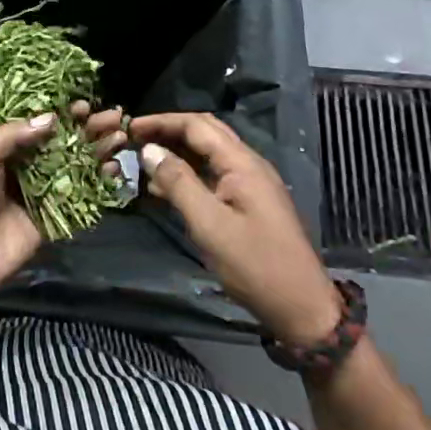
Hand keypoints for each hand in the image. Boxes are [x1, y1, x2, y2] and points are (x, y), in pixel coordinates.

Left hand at [0, 105, 129, 298]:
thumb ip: (10, 137)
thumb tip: (51, 117)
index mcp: (7, 149)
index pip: (39, 125)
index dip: (62, 113)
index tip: (84, 104)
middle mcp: (29, 166)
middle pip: (64, 142)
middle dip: (88, 129)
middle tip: (114, 117)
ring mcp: (44, 191)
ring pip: (77, 165)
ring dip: (98, 150)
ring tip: (120, 137)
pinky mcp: (56, 216)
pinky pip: (81, 195)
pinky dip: (99, 182)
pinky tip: (114, 169)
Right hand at [131, 112, 341, 346]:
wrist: (300, 307)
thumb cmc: (254, 264)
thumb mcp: (208, 223)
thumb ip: (178, 182)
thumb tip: (149, 150)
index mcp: (242, 164)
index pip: (197, 126)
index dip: (162, 122)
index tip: (130, 127)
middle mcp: (248, 166)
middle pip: (205, 133)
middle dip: (169, 131)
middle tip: (134, 138)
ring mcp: (250, 185)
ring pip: (208, 154)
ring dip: (176, 152)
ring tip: (143, 160)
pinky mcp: (248, 204)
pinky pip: (212, 176)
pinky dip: (186, 174)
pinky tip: (163, 189)